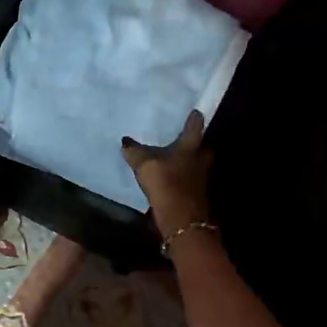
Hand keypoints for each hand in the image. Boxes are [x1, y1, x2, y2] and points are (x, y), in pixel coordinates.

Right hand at [123, 110, 212, 233]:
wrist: (180, 216)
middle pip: (198, 145)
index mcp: (191, 146)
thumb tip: (125, 141)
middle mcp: (201, 157)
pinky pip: (189, 177)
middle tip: (178, 138)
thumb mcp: (144, 163)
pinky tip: (170, 176)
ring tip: (171, 157)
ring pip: (195, 162)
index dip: (193, 117)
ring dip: (186, 160)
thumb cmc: (166, 182)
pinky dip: (182, 175)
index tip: (193, 111)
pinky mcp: (196, 191)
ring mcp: (201, 175)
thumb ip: (134, 151)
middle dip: (190, 142)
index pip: (195, 125)